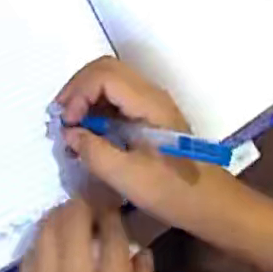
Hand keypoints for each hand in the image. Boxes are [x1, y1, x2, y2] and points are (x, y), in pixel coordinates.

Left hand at [20, 198, 168, 271]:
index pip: (111, 234)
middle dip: (83, 203)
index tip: (117, 200)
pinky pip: (26, 265)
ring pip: (44, 237)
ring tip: (73, 216)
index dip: (113, 210)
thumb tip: (139, 253)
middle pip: (71, 223)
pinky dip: (39, 245)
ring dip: (58, 217)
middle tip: (95, 200)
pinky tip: (50, 245)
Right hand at [55, 59, 241, 238]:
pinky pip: (117, 95)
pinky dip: (96, 105)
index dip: (79, 93)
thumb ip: (94, 152)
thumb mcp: (129, 179)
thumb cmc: (173, 192)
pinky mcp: (149, 114)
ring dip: (86, 95)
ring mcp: (151, 101)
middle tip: (61, 118)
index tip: (67, 124)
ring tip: (70, 126)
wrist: (211, 202)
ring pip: (110, 79)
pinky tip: (87, 131)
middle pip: (106, 69)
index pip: (105, 75)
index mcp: (149, 103)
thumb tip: (69, 133)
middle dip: (78, 88)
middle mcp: (150, 93)